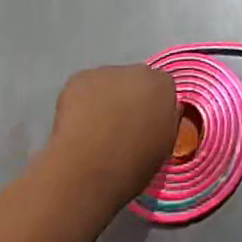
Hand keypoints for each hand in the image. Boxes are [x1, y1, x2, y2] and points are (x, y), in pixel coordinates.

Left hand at [47, 65, 178, 202]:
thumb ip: (166, 120)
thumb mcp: (164, 146)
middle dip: (126, 98)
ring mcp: (107, 72)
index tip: (141, 126)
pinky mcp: (78, 78)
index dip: (149, 107)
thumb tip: (162, 113)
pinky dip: (78, 103)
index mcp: (164, 85)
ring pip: (106, 83)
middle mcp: (139, 70)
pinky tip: (74, 127)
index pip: (160, 88)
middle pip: (134, 81)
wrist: (88, 171)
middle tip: (115, 128)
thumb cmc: (133, 165)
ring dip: (103, 100)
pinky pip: (81, 88)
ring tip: (91, 131)